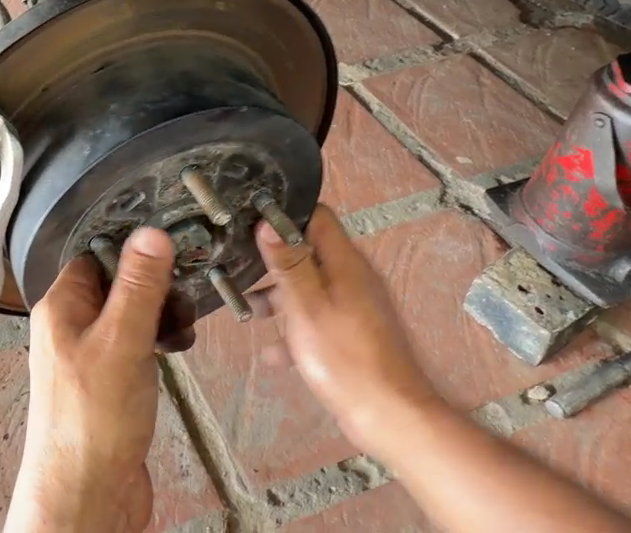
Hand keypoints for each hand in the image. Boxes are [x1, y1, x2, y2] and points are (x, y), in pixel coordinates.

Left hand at [7, 227, 174, 532]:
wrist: (87, 496)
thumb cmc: (92, 422)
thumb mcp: (122, 342)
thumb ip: (138, 287)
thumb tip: (151, 235)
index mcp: (61, 306)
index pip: (94, 254)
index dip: (128, 246)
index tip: (167, 242)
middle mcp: (70, 326)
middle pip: (113, 283)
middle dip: (151, 282)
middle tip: (184, 287)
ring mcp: (88, 355)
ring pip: (126, 315)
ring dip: (156, 312)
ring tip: (182, 322)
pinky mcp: (108, 383)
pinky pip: (133, 345)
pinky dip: (155, 341)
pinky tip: (173, 348)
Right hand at [253, 206, 448, 453]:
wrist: (391, 418)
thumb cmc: (344, 357)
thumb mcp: (306, 307)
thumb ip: (288, 263)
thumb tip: (268, 221)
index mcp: (345, 262)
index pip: (316, 216)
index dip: (284, 212)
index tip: (250, 221)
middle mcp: (352, 277)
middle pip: (309, 251)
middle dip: (274, 259)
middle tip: (239, 266)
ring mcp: (354, 306)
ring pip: (310, 286)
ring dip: (280, 295)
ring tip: (248, 309)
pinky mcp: (353, 334)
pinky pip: (317, 317)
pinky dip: (295, 327)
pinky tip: (272, 351)